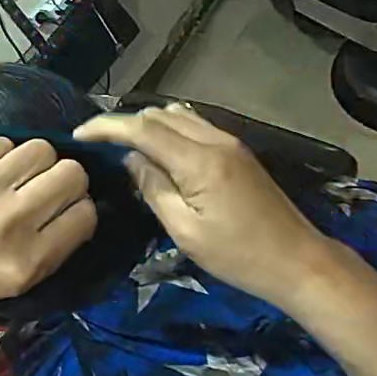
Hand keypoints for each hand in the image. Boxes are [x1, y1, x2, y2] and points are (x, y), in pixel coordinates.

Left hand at [0, 138, 94, 335]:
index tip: (63, 209)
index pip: (85, 213)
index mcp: (25, 261)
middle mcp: (7, 221)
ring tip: (10, 177)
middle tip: (41, 187)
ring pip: (42, 149)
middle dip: (64, 179)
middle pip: (71, 173)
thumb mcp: (13, 282)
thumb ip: (53, 245)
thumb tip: (83, 203)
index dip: (79, 208)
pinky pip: (4, 141)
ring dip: (32, 163)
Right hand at [73, 105, 333, 304]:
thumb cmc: (238, 256)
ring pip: (178, 115)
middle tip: (100, 146)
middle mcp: (214, 140)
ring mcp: (229, 141)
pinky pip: (195, 125)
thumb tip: (131, 158)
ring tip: (125, 146)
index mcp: (199, 161)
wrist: (297, 260)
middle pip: (159, 115)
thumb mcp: (185, 232)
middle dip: (125, 124)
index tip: (79, 135)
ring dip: (148, 124)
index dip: (107, 127)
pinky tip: (160, 149)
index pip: (143, 128)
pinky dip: (170, 129)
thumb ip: (153, 188)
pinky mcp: (237, 150)